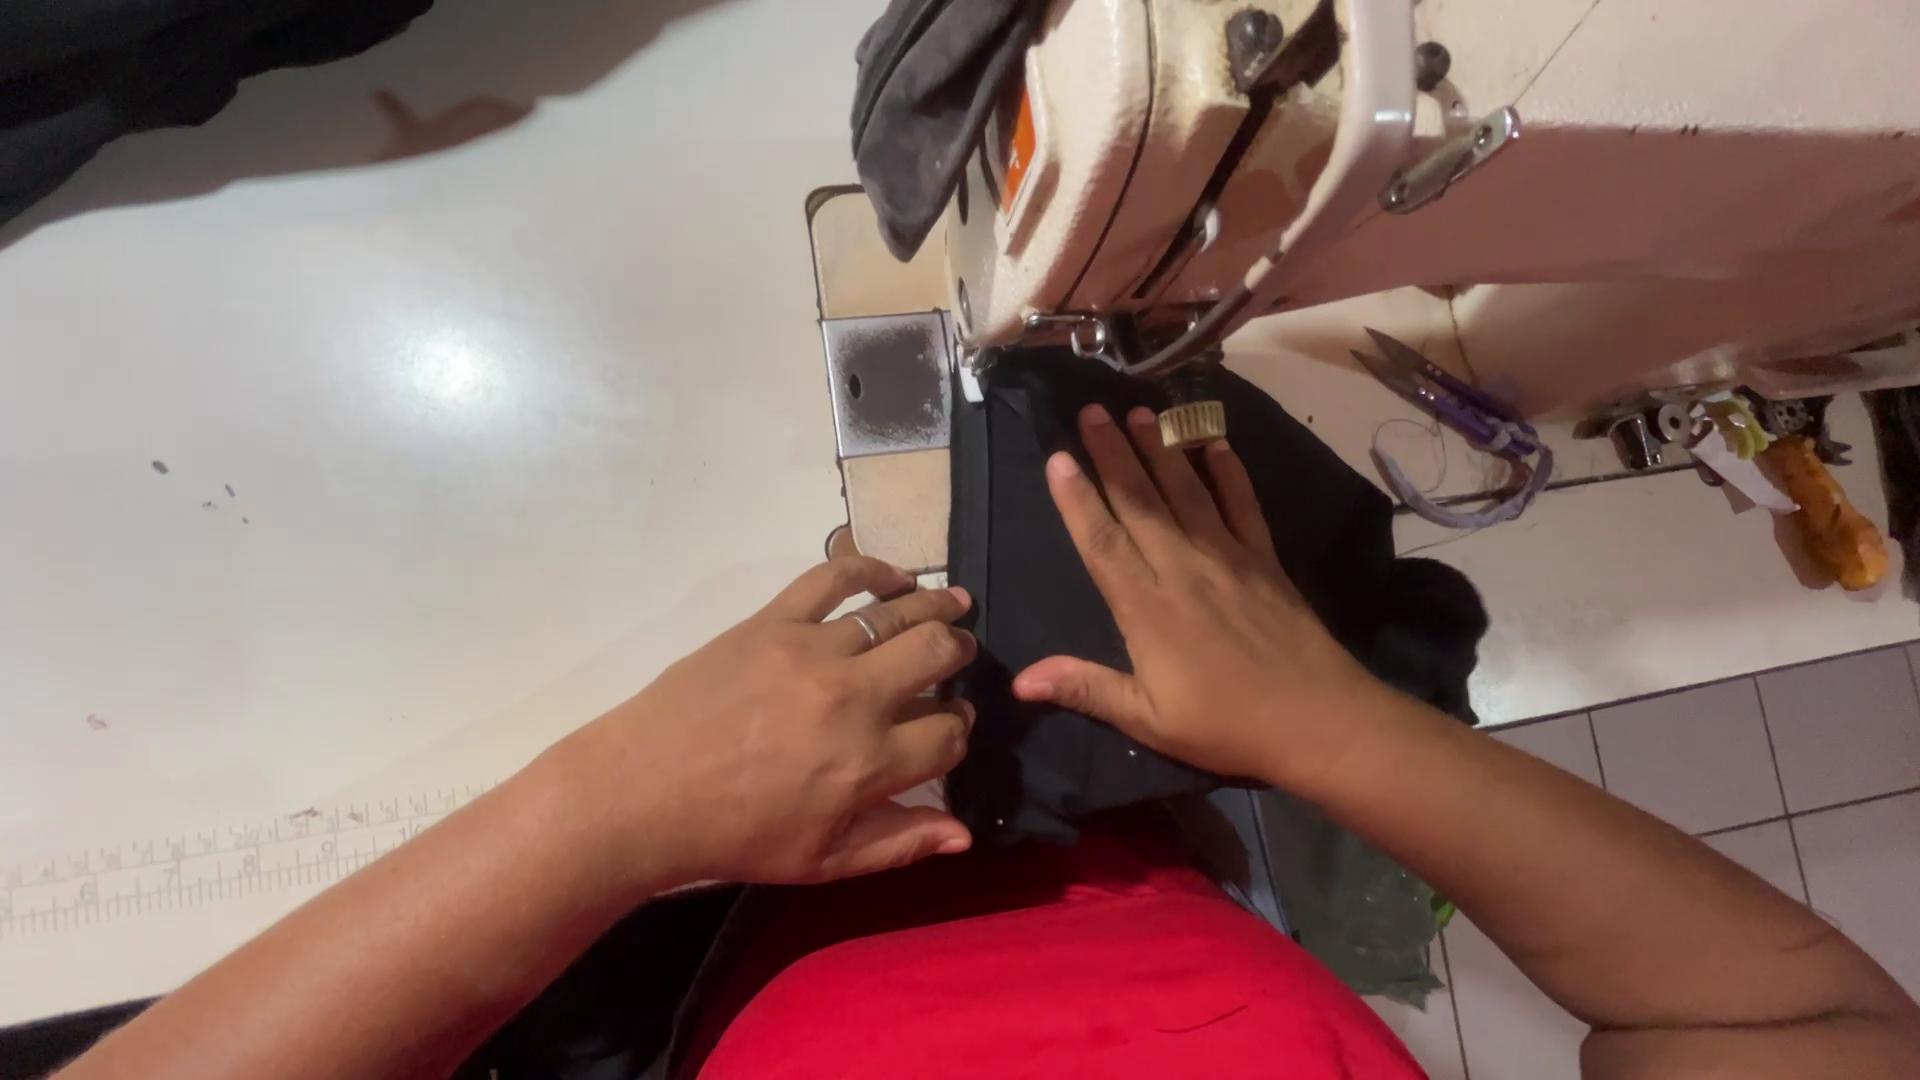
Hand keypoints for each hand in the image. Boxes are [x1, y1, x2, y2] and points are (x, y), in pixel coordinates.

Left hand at [547, 556, 977, 889]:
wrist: (643, 793)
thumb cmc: (736, 834)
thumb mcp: (822, 860)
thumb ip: (899, 844)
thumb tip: (966, 832)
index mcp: (868, 763)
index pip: (950, 732)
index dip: (960, 728)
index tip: (950, 725)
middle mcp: (854, 698)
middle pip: (937, 655)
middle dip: (961, 653)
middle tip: (961, 653)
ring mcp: (813, 651)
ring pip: (898, 613)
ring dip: (938, 605)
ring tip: (956, 602)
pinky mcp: (775, 620)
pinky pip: (834, 576)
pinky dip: (872, 568)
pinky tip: (895, 575)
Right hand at [1011, 404, 1391, 784]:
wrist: (1318, 721)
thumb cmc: (1224, 723)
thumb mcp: (1147, 719)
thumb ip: (1085, 688)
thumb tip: (1020, 682)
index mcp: (1146, 605)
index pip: (1102, 541)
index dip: (1077, 499)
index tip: (1059, 457)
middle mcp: (1181, 568)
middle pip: (1139, 501)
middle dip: (1112, 454)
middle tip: (1093, 411)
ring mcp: (1226, 557)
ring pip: (1185, 491)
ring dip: (1160, 449)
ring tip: (1139, 412)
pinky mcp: (1264, 559)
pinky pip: (1242, 505)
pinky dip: (1228, 472)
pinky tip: (1215, 443)